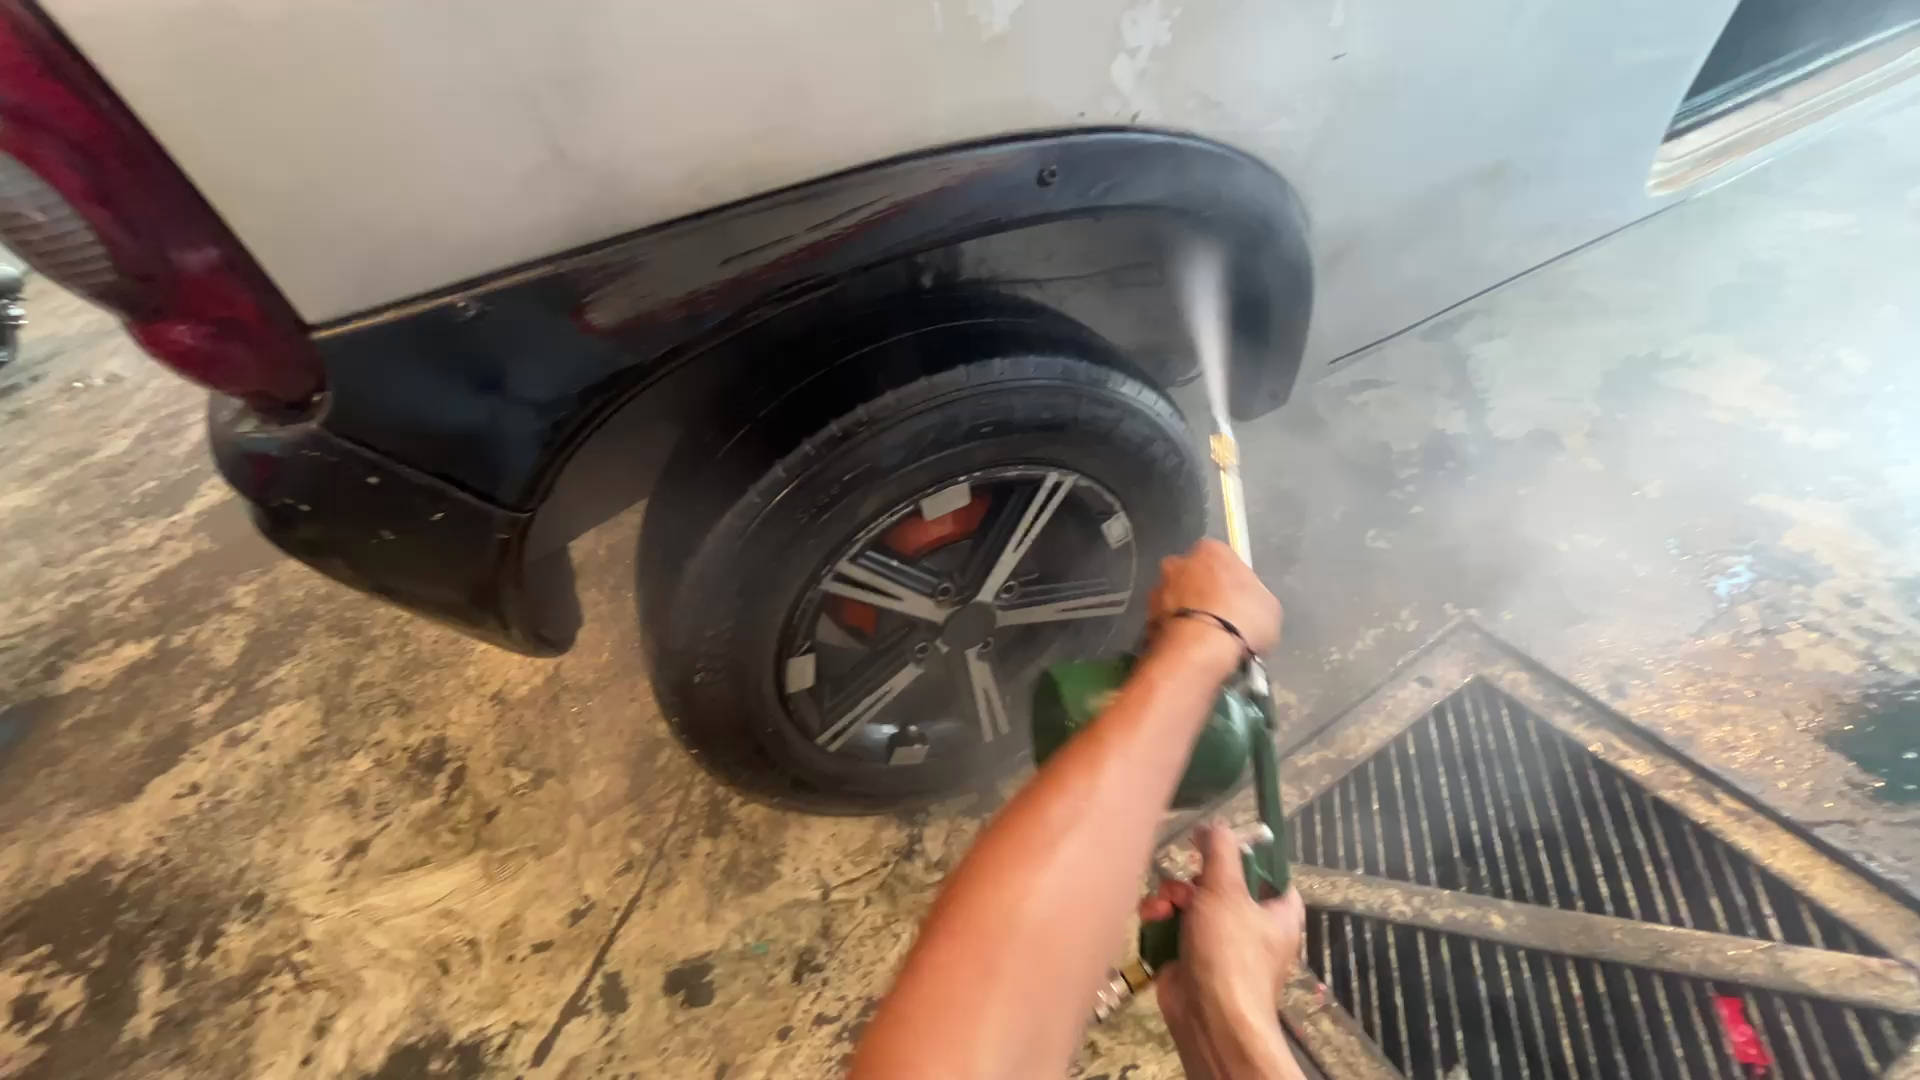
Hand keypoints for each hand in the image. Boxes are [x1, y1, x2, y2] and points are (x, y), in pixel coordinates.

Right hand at [1141, 823, 1305, 1078]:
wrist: (1209, 1017)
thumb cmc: (1230, 951)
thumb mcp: (1227, 888)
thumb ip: (1220, 849)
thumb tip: (1213, 826)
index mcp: (1276, 913)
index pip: (1269, 873)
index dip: (1246, 855)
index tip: (1218, 842)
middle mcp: (1250, 926)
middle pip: (1218, 882)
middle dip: (1192, 878)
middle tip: (1186, 883)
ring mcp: (1218, 943)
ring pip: (1190, 900)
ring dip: (1169, 896)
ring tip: (1163, 905)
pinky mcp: (1189, 956)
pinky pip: (1173, 923)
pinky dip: (1160, 917)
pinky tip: (1151, 917)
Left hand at [1148, 538, 1281, 663]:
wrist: (1199, 650)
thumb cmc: (1242, 619)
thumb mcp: (1268, 606)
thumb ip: (1252, 595)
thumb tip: (1245, 600)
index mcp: (1210, 550)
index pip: (1220, 557)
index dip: (1229, 578)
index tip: (1237, 598)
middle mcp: (1177, 562)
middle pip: (1192, 574)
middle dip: (1201, 591)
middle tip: (1219, 617)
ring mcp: (1156, 589)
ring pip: (1174, 597)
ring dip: (1184, 611)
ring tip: (1202, 638)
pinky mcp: (1145, 616)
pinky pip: (1164, 620)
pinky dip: (1173, 630)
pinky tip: (1187, 647)